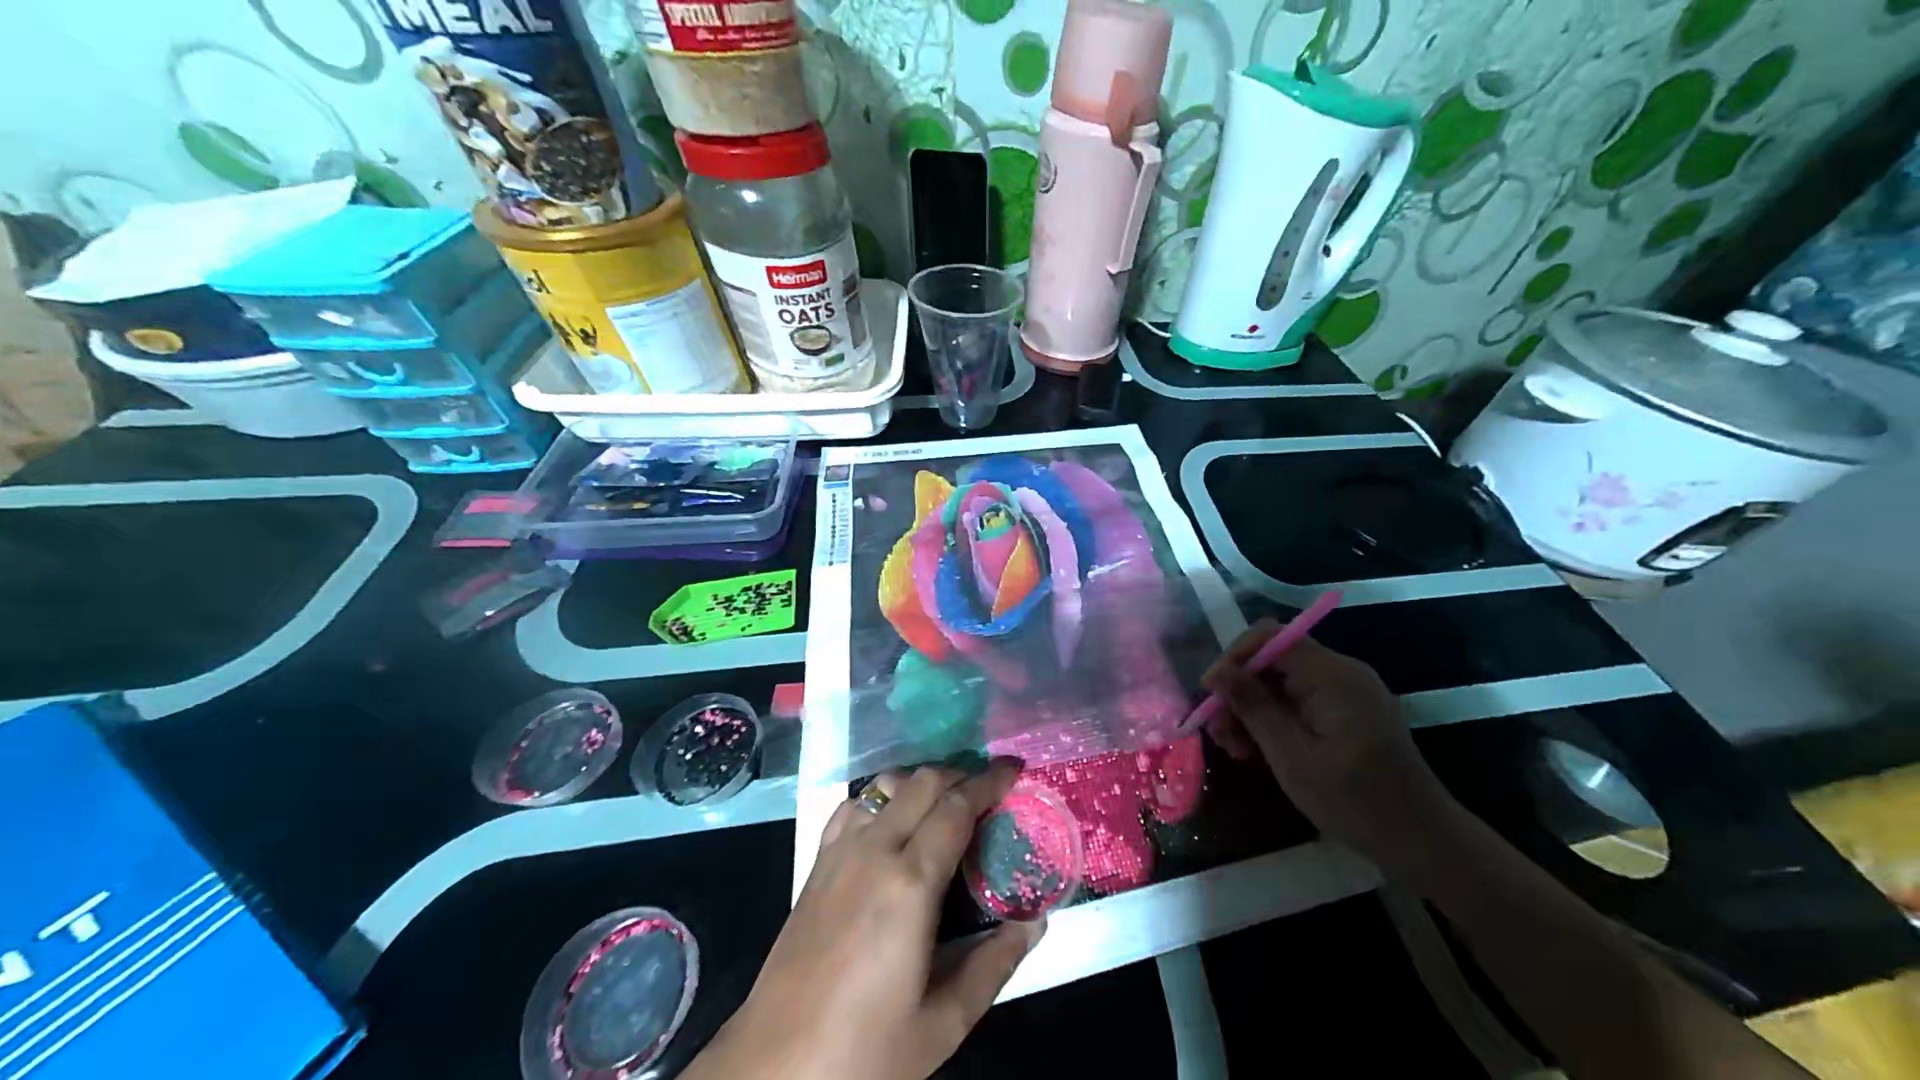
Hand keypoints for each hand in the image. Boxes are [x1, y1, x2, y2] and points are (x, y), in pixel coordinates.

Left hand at [684, 761, 1044, 1079]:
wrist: (774, 1066)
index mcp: (909, 882)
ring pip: (886, 786)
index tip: (1015, 771)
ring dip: (922, 784)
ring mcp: (839, 853)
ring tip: (949, 806)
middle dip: (961, 775)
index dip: (989, 782)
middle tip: (991, 792)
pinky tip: (894, 824)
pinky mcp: (816, 864)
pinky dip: (883, 799)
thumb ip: (995, 963)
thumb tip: (1035, 921)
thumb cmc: (866, 1049)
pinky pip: (854, 808)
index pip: (956, 806)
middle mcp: (873, 850)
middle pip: (922, 783)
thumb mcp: (945, 1020)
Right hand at [1201, 624, 1461, 869]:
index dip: (1233, 657)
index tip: (1210, 694)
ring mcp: (1347, 690)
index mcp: (1334, 676)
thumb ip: (1254, 707)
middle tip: (1219, 734)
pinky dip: (1273, 717)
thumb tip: (1217, 672)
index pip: (1271, 637)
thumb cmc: (1355, 802)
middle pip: (1272, 658)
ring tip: (1237, 749)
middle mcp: (1342, 672)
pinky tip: (1259, 749)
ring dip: (1251, 708)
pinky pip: (1298, 698)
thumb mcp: (1291, 757)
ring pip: (1280, 681)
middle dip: (1239, 690)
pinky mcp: (1347, 709)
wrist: (1422, 841)